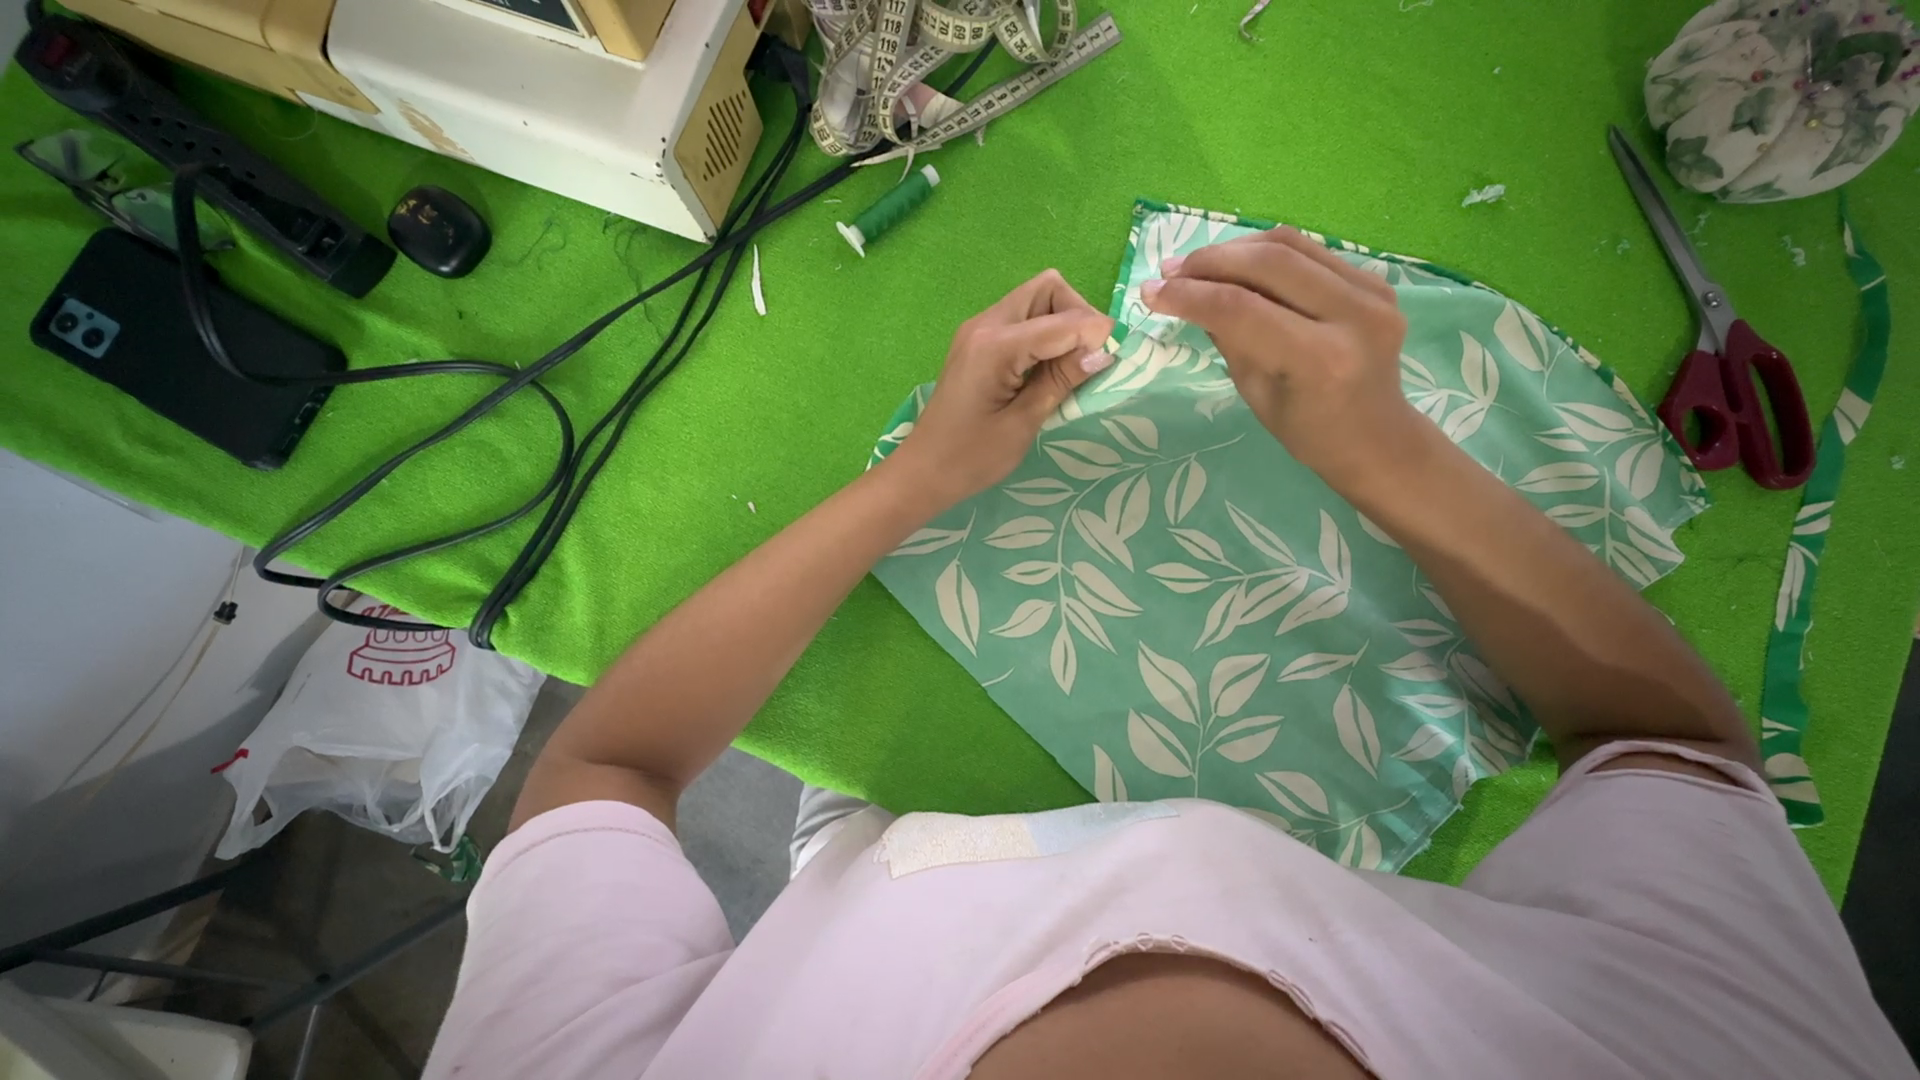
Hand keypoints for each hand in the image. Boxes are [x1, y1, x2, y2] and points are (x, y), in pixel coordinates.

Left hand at [893, 269, 1114, 504]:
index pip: (1062, 320)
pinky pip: (1021, 319)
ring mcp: (978, 330)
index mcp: (995, 346)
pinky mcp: (978, 341)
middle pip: (1048, 289)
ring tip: (1067, 368)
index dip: (1094, 335)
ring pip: (1036, 300)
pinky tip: (1045, 371)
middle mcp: (985, 325)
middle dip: (1077, 316)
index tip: (1108, 363)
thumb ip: (1062, 380)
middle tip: (1085, 360)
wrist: (924, 470)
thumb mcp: (1024, 423)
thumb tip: (1103, 350)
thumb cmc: (973, 457)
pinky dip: (1043, 334)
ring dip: (1061, 324)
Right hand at [1142, 227, 1419, 481]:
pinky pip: (1310, 252)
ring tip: (1196, 264)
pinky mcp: (1376, 281)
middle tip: (1169, 271)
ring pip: (1290, 245)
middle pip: (1268, 263)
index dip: (1189, 296)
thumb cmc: (1307, 431)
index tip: (1150, 293)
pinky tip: (1236, 264)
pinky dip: (1265, 253)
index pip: (1241, 310)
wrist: (1377, 437)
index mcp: (1320, 360)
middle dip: (1209, 262)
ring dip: (1234, 248)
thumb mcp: (1255, 391)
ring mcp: (1372, 293)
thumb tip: (1186, 295)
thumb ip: (1228, 337)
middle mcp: (1353, 316)